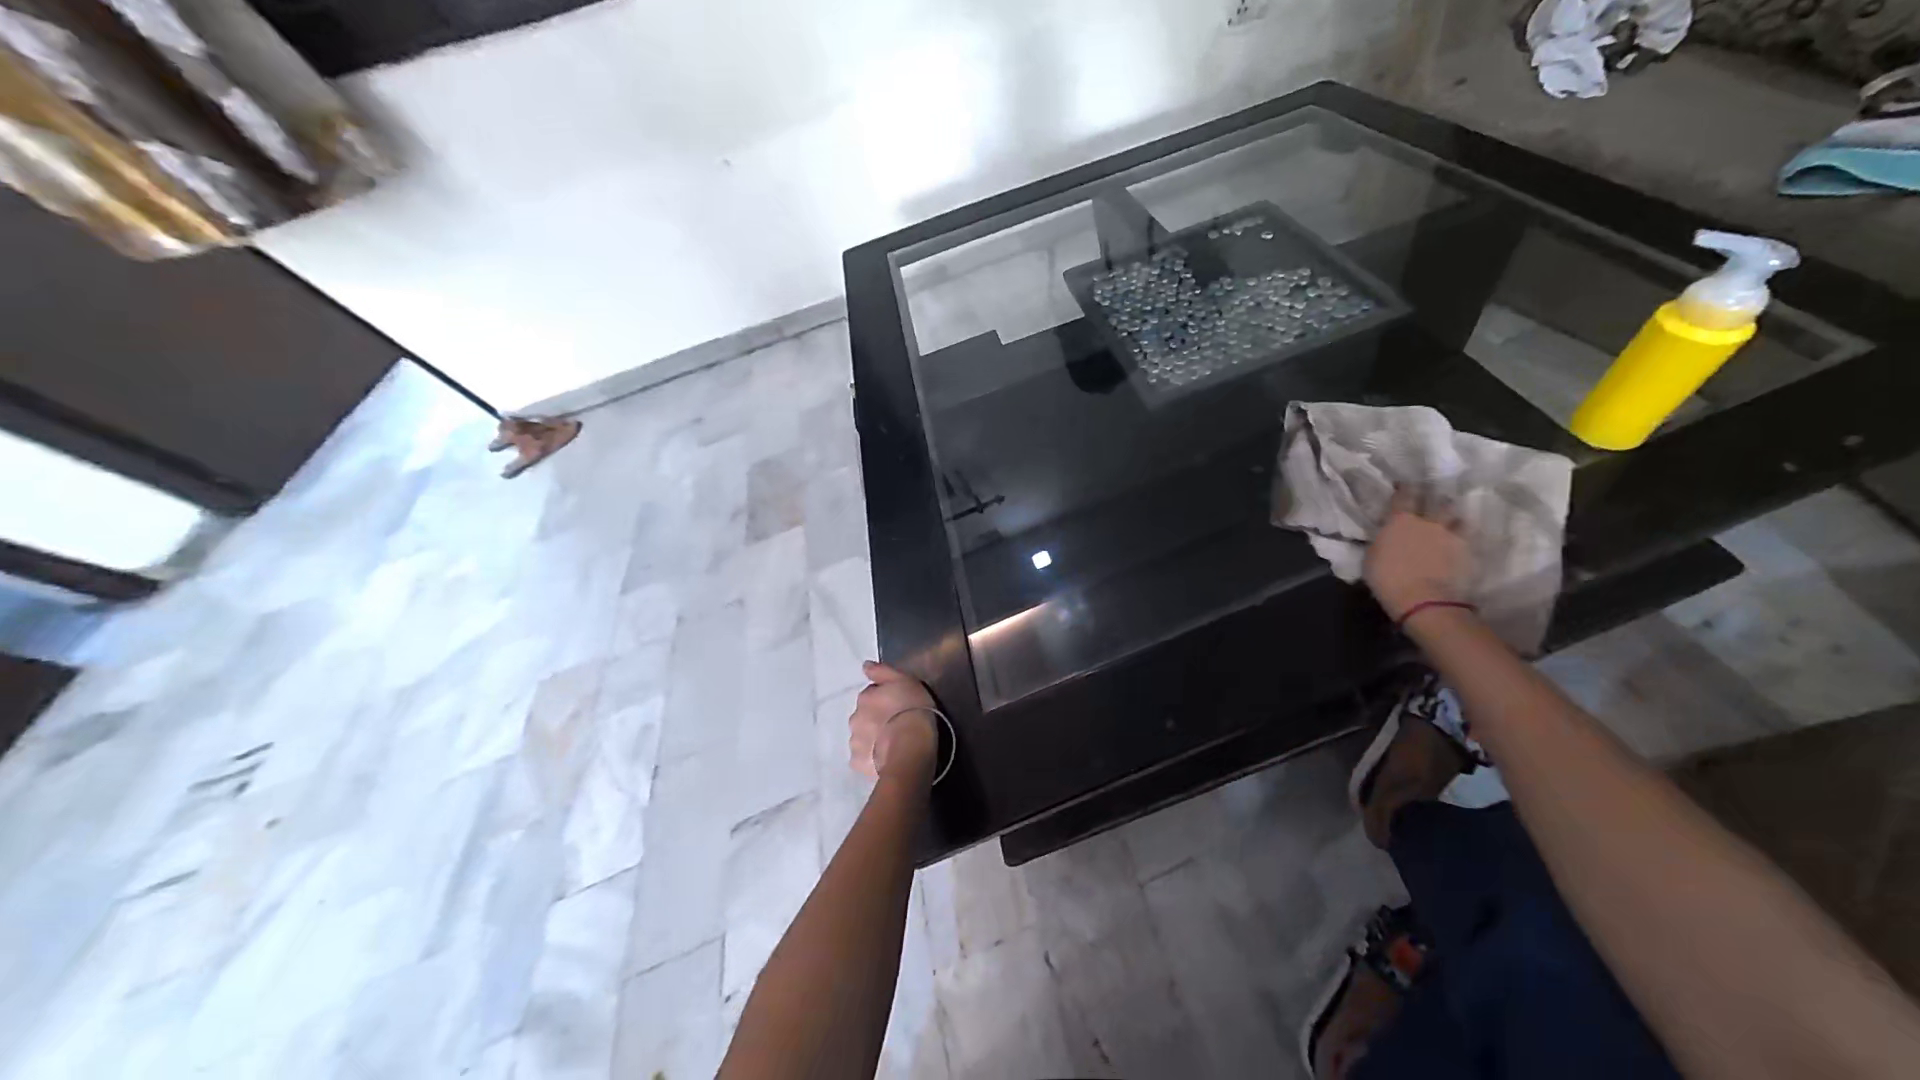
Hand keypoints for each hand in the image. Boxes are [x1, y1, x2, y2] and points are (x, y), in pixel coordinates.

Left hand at [849, 661, 939, 782]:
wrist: (910, 747)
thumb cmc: (911, 709)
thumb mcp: (904, 680)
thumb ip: (882, 671)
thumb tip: (865, 665)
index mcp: (865, 698)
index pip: (871, 695)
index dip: (884, 699)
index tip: (897, 705)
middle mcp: (855, 718)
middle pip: (864, 716)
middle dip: (875, 719)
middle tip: (894, 725)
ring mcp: (855, 742)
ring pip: (862, 737)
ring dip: (872, 738)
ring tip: (892, 744)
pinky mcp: (859, 763)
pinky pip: (864, 759)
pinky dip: (871, 758)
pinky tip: (885, 758)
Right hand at [1363, 489, 1469, 620]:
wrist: (1423, 599)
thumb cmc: (1386, 579)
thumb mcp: (1371, 557)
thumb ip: (1381, 541)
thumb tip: (1385, 536)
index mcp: (1400, 521)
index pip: (1404, 496)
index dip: (1404, 488)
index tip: (1403, 485)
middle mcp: (1428, 522)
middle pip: (1437, 502)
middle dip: (1434, 499)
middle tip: (1432, 500)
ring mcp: (1450, 536)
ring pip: (1456, 517)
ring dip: (1452, 517)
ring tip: (1449, 520)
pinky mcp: (1467, 552)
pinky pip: (1466, 538)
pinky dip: (1462, 538)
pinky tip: (1459, 543)